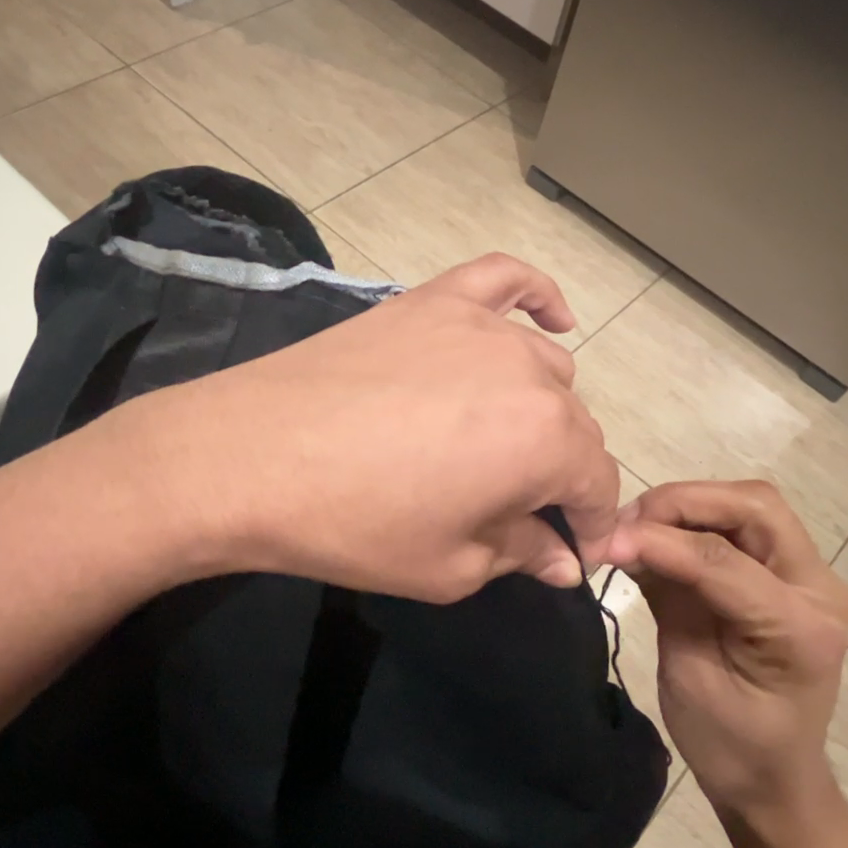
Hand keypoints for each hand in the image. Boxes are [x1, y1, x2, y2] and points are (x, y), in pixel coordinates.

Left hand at [88, 254, 619, 603]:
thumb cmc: (355, 526)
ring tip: (501, 444)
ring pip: (546, 365)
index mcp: (546, 441)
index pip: (597, 485)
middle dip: (562, 476)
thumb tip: (565, 562)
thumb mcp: (450, 567)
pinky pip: (506, 280)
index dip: (591, 526)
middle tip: (521, 513)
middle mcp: (529, 373)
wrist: (249, 459)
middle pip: (575, 426)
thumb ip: (522, 556)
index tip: (573, 555)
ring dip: (542, 409)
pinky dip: (538, 295)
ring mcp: (480, 326)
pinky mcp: (433, 300)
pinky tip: (550, 319)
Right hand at [606, 481, 847, 824]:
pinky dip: (694, 522)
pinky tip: (654, 537)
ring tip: (635, 526)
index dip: (662, 541)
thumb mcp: (690, 676)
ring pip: (750, 506)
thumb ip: (668, 599)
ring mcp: (803, 579)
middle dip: (684, 501)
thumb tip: (620, 540)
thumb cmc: (729, 744)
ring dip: (689, 505)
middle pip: (754, 506)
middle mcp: (813, 588)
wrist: (771, 779)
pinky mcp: (782, 576)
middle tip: (626, 522)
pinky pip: (740, 529)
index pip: (725, 559)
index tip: (606, 539)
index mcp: (798, 625)